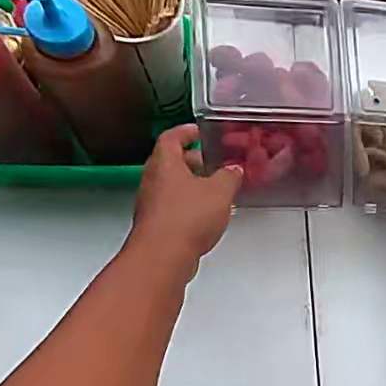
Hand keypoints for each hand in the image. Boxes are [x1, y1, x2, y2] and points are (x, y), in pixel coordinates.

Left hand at [131, 124, 241, 264]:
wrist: (163, 254)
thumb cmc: (185, 218)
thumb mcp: (220, 192)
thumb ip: (229, 177)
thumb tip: (234, 170)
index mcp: (165, 163)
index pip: (171, 137)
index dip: (185, 131)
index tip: (195, 130)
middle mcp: (153, 180)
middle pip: (169, 162)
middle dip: (190, 160)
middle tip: (207, 161)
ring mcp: (151, 203)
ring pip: (170, 186)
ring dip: (189, 184)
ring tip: (211, 190)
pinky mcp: (155, 224)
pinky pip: (171, 207)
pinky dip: (186, 205)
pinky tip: (203, 215)